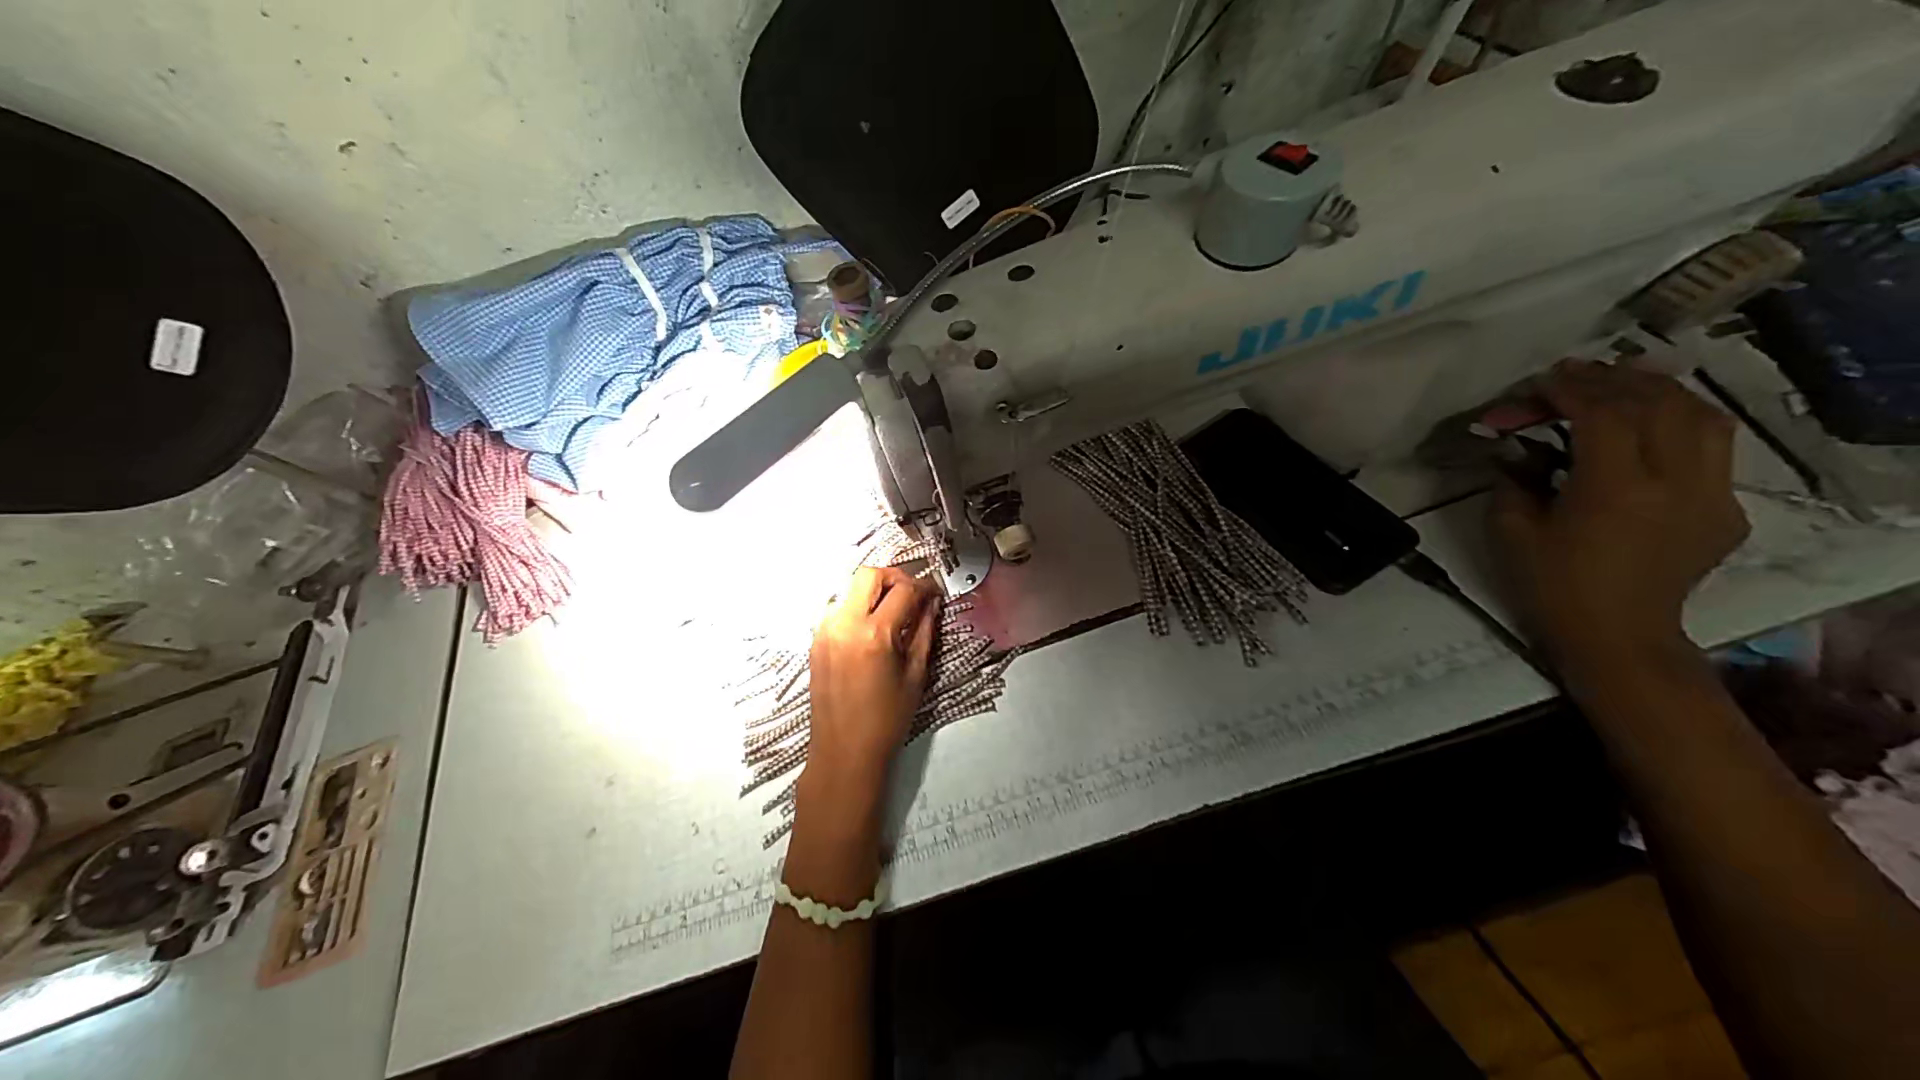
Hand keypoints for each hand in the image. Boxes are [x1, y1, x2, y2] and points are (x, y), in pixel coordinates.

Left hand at [799, 567, 937, 821]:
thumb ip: (925, 632)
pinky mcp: (815, 641)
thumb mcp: (915, 675)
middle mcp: (844, 625)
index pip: (903, 590)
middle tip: (911, 592)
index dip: (925, 586)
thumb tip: (932, 604)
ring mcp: (825, 631)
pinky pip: (838, 608)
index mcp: (874, 635)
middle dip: (894, 576)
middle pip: (869, 574)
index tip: (934, 592)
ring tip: (893, 611)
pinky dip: (857, 606)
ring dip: (873, 591)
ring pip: (849, 588)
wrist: (843, 751)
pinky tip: (873, 627)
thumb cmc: (885, 720)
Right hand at [1490, 361, 1748, 667]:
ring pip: (1702, 417)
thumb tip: (1512, 449)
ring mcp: (1711, 495)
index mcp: (1616, 490)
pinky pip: (1713, 450)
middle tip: (1573, 375)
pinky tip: (1649, 427)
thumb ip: (1512, 481)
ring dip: (1658, 392)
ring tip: (1620, 384)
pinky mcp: (1725, 510)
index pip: (1603, 414)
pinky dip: (1680, 424)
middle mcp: (1676, 483)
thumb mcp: (1511, 532)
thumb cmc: (1552, 587)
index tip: (1540, 383)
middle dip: (1612, 380)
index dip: (1570, 390)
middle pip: (1658, 404)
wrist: (1618, 636)